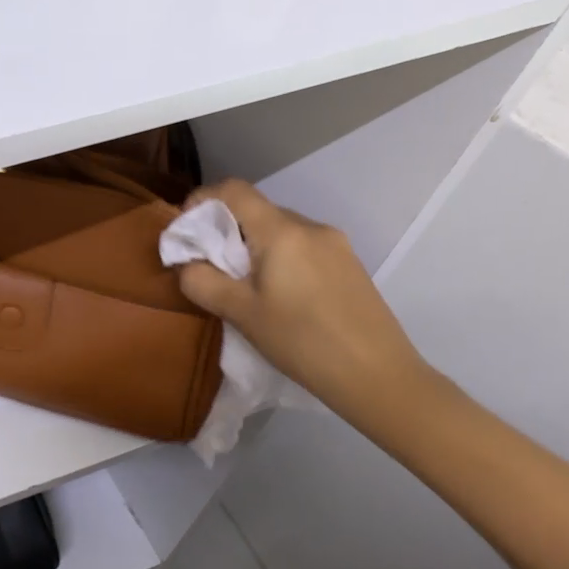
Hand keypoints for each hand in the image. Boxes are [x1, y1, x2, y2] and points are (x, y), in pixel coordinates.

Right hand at [175, 180, 432, 414]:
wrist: (381, 378)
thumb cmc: (303, 341)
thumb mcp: (240, 314)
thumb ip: (202, 281)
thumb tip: (188, 264)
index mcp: (281, 231)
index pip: (234, 190)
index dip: (202, 200)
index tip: (188, 230)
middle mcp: (310, 227)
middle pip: (256, 210)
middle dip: (226, 230)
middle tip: (211, 267)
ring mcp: (336, 245)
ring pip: (279, 230)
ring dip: (253, 247)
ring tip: (246, 287)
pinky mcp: (349, 266)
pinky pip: (301, 247)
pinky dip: (279, 259)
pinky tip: (280, 297)